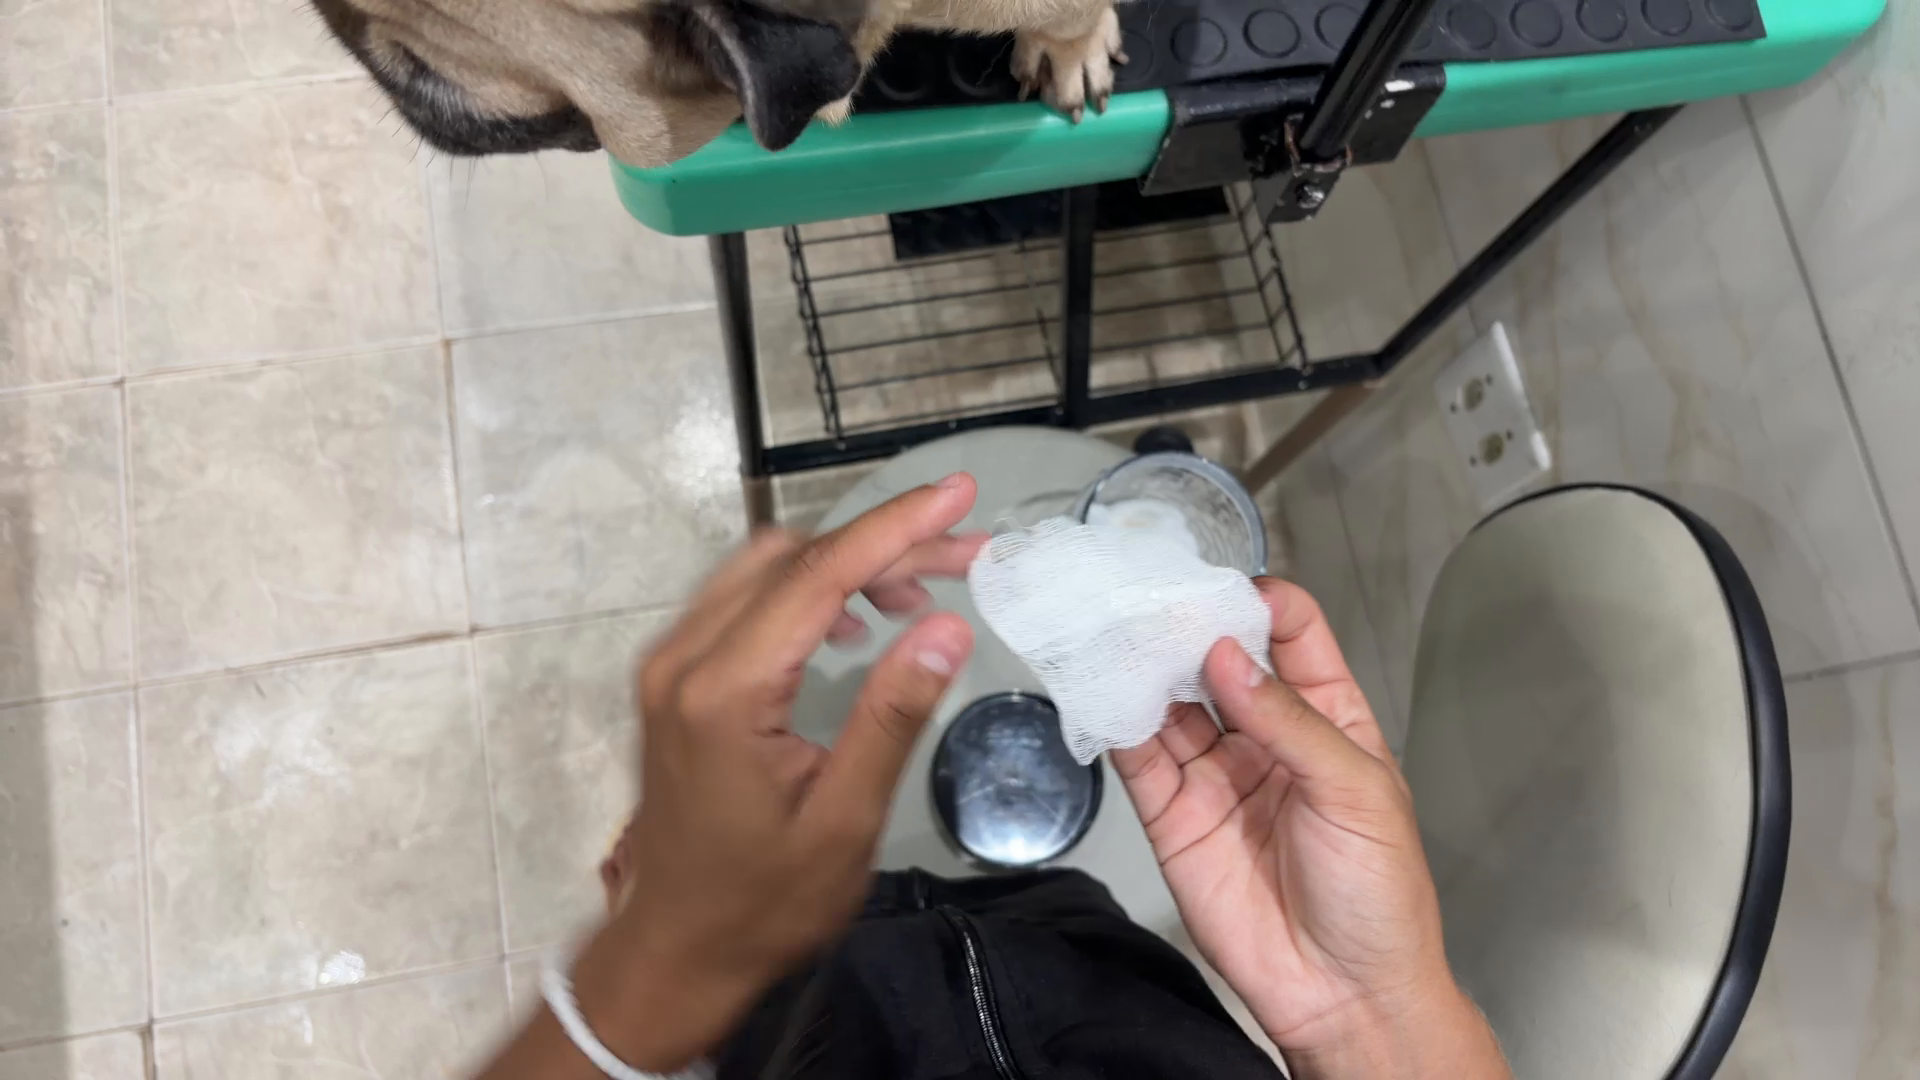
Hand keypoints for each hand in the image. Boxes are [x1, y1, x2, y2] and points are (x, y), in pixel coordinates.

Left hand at [568, 474, 983, 1072]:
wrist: (675, 952)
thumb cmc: (766, 901)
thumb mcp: (847, 818)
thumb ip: (894, 714)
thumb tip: (950, 625)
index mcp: (727, 690)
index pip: (821, 574)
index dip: (897, 525)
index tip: (959, 493)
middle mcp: (686, 655)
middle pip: (798, 558)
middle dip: (887, 543)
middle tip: (963, 556)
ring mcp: (673, 658)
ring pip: (770, 565)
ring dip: (849, 562)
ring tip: (916, 594)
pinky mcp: (678, 671)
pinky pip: (748, 595)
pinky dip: (810, 586)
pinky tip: (852, 623)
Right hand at [1112, 578, 1507, 1079]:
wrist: (1341, 997)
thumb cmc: (1378, 895)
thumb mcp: (1356, 794)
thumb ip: (1288, 721)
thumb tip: (1226, 657)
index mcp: (1322, 717)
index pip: (1291, 637)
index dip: (1264, 606)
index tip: (1232, 594)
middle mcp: (1260, 733)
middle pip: (1218, 661)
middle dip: (1190, 631)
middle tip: (1158, 606)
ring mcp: (1212, 769)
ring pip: (1170, 702)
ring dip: (1147, 670)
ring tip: (1122, 640)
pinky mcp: (1171, 808)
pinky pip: (1138, 755)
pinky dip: (1119, 722)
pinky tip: (1108, 695)